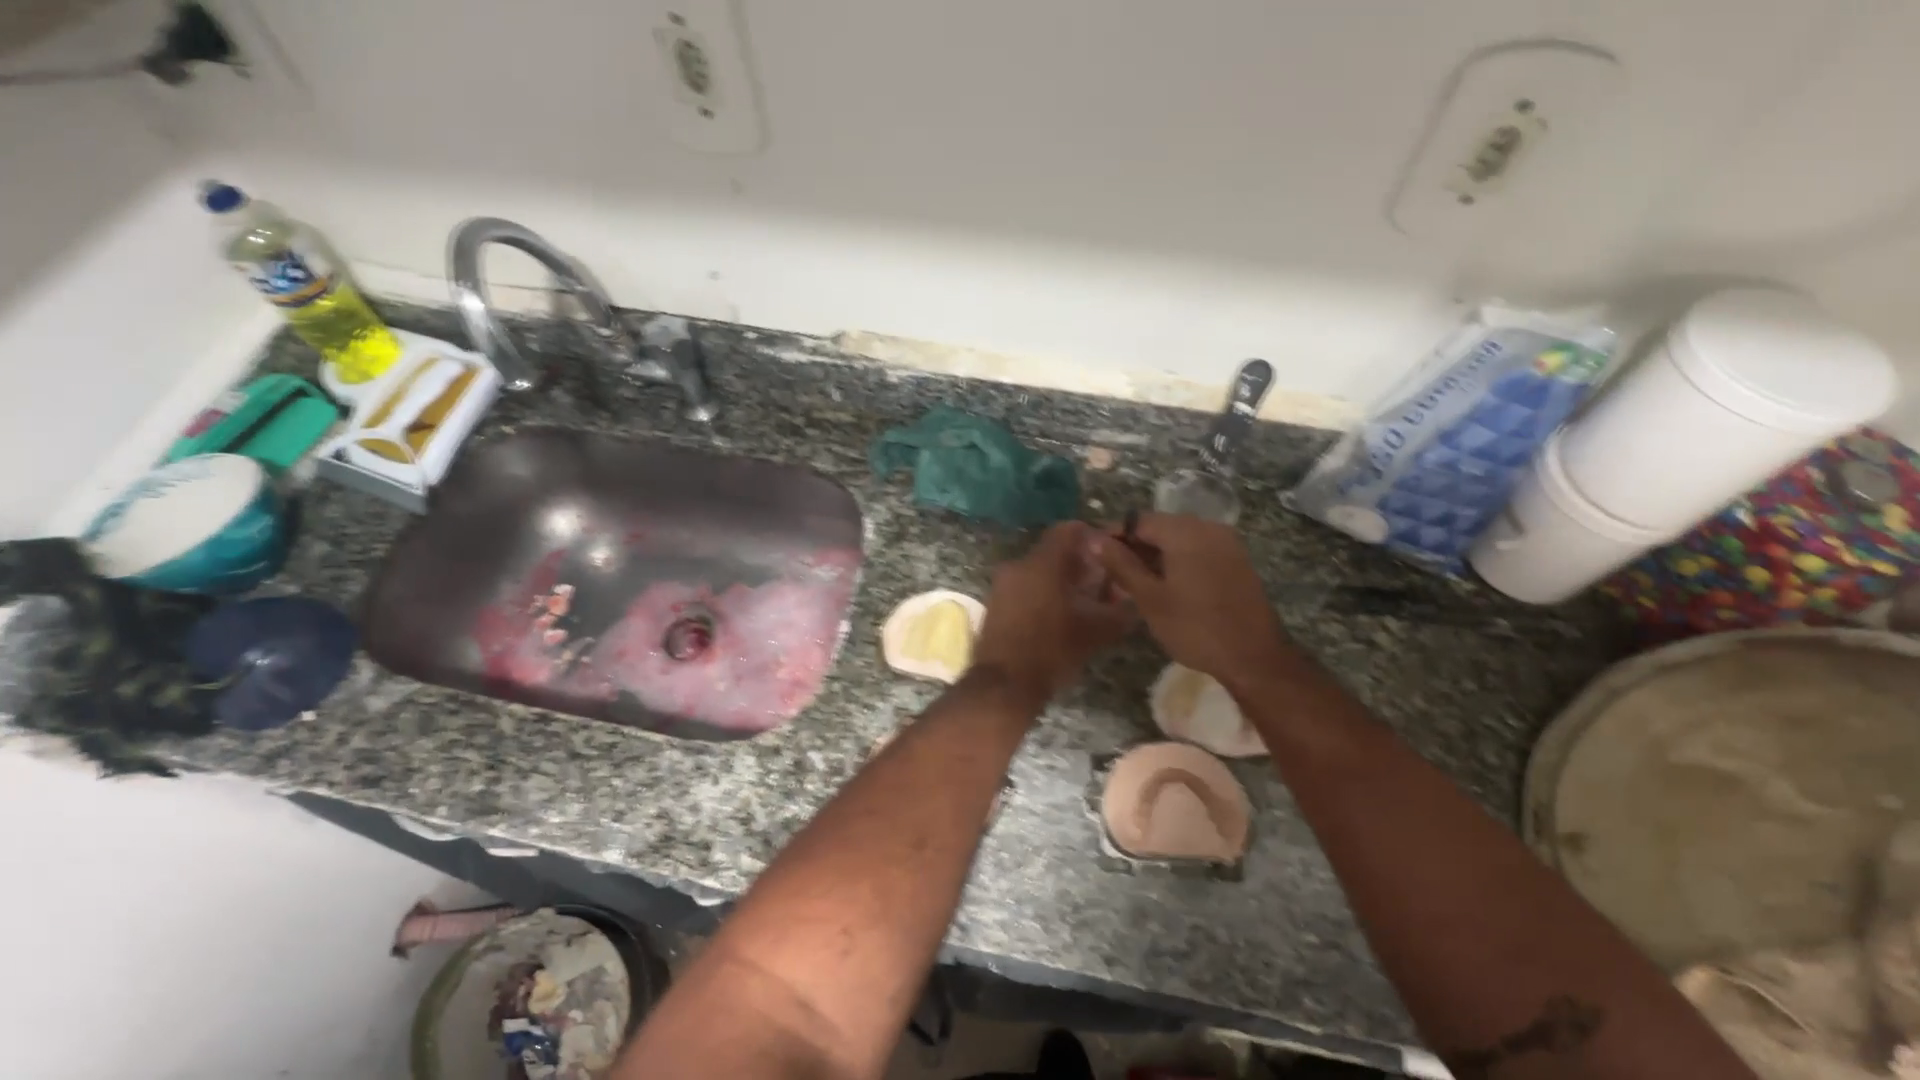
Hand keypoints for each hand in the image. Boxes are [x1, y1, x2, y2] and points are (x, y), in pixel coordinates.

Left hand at [972, 521, 1133, 703]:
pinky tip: (1060, 616)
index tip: (1111, 554)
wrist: (1003, 685)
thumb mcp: (1096, 633)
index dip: (1093, 537)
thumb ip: (1119, 611)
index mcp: (1041, 563)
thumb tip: (1133, 600)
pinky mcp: (994, 605)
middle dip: (1080, 563)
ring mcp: (1001, 586)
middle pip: (1053, 552)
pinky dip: (1043, 594)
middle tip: (1103, 583)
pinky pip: (1023, 588)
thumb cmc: (1052, 651)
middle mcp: (1017, 566)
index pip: (1068, 530)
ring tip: (1084, 603)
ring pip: (1037, 571)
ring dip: (1061, 581)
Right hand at [1092, 513, 1289, 691]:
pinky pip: (1200, 551)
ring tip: (1137, 585)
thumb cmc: (1195, 628)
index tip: (1096, 558)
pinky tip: (1168, 588)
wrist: (1253, 657)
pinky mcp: (1238, 561)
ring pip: (1180, 540)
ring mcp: (1228, 544)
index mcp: (1185, 531)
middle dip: (1135, 547)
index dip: (1113, 536)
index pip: (1138, 520)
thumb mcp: (1149, 598)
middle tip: (1114, 576)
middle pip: (1161, 528)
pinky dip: (1179, 563)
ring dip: (1157, 557)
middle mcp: (1208, 528)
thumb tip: (1094, 540)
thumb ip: (1121, 564)